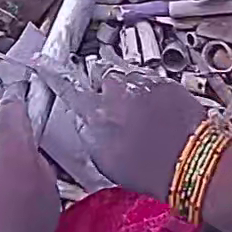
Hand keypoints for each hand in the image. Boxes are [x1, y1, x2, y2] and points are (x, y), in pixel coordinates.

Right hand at [37, 64, 209, 199]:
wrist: (192, 163)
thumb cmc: (149, 172)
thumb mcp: (106, 161)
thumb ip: (91, 133)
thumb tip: (87, 120)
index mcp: (95, 115)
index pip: (66, 85)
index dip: (51, 71)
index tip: (39, 58)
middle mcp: (114, 92)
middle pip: (100, 76)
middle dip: (105, 85)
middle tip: (117, 107)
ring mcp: (139, 82)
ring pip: (125, 76)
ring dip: (128, 88)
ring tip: (142, 113)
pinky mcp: (162, 79)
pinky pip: (147, 79)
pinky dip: (149, 91)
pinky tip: (158, 111)